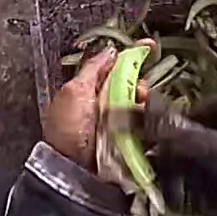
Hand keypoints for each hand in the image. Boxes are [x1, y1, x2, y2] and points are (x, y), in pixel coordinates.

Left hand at [43, 44, 148, 171]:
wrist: (74, 169)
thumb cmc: (68, 129)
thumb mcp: (75, 92)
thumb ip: (92, 69)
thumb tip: (110, 51)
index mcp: (87, 88)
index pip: (111, 65)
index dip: (130, 54)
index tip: (149, 45)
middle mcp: (101, 101)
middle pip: (128, 80)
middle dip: (137, 78)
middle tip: (139, 86)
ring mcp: (114, 119)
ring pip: (136, 98)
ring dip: (141, 96)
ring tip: (140, 101)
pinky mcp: (126, 136)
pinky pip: (141, 119)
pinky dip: (145, 115)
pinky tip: (144, 115)